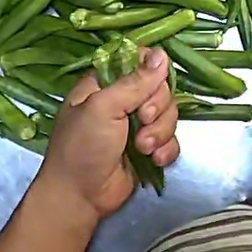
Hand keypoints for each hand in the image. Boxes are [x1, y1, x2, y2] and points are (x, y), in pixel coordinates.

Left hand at [31, 46, 178, 222]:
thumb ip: (134, 82)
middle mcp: (122, 100)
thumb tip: (161, 54)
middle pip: (160, 88)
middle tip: (142, 120)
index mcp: (105, 83)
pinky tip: (154, 160)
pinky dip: (166, 149)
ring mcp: (137, 125)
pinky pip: (172, 139)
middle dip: (157, 108)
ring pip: (169, 114)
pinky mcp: (149, 148)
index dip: (152, 70)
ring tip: (143, 148)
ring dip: (160, 132)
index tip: (152, 83)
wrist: (80, 197)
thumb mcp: (103, 108)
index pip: (138, 60)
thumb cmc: (82, 147)